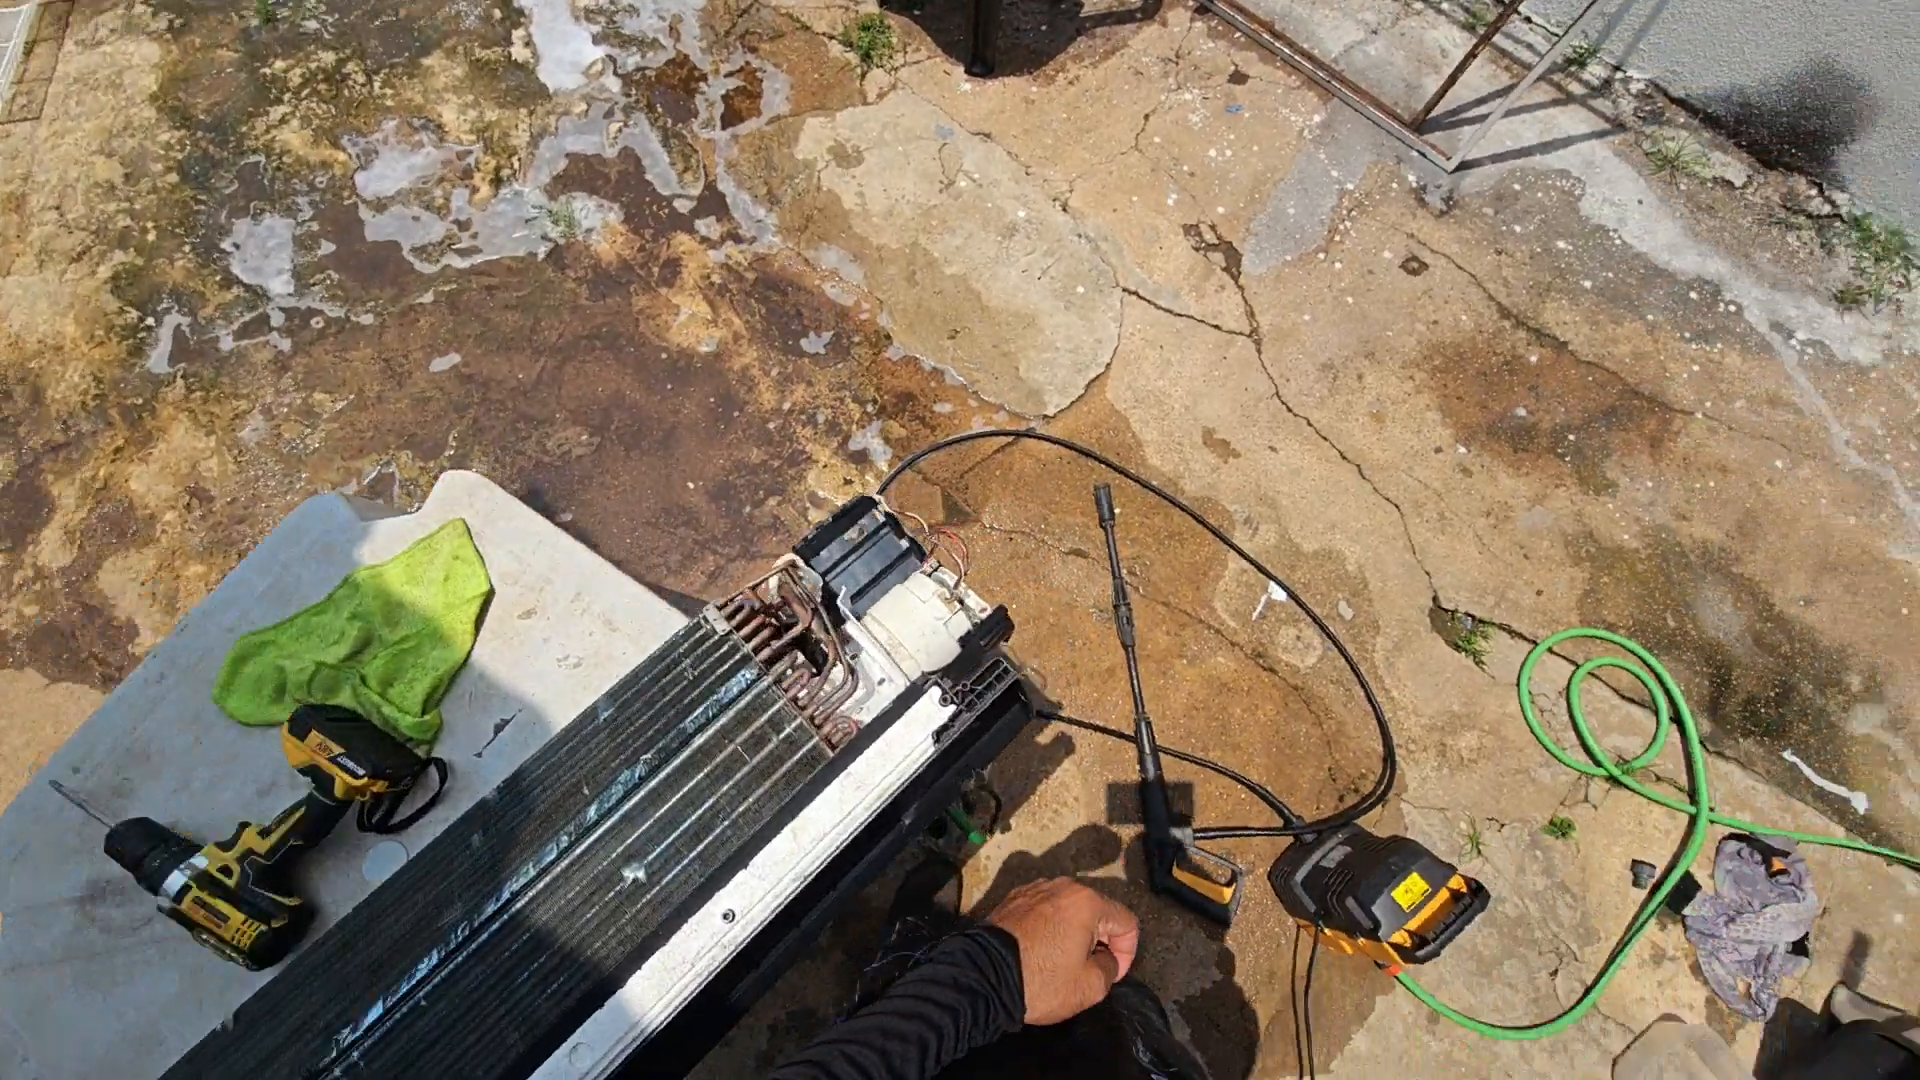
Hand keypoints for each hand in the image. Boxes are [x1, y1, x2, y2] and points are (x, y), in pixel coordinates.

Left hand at [986, 877, 1139, 1024]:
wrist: (984, 975)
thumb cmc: (1041, 981)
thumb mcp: (1089, 987)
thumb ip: (1110, 968)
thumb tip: (1106, 956)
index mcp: (1086, 901)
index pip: (1126, 922)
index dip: (1127, 952)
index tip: (1111, 973)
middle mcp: (1062, 885)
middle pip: (1098, 910)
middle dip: (1100, 940)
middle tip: (1088, 968)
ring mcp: (1036, 887)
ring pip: (1070, 908)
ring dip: (1075, 931)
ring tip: (1061, 959)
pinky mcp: (1015, 895)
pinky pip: (1046, 908)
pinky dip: (1050, 925)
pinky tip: (1040, 948)